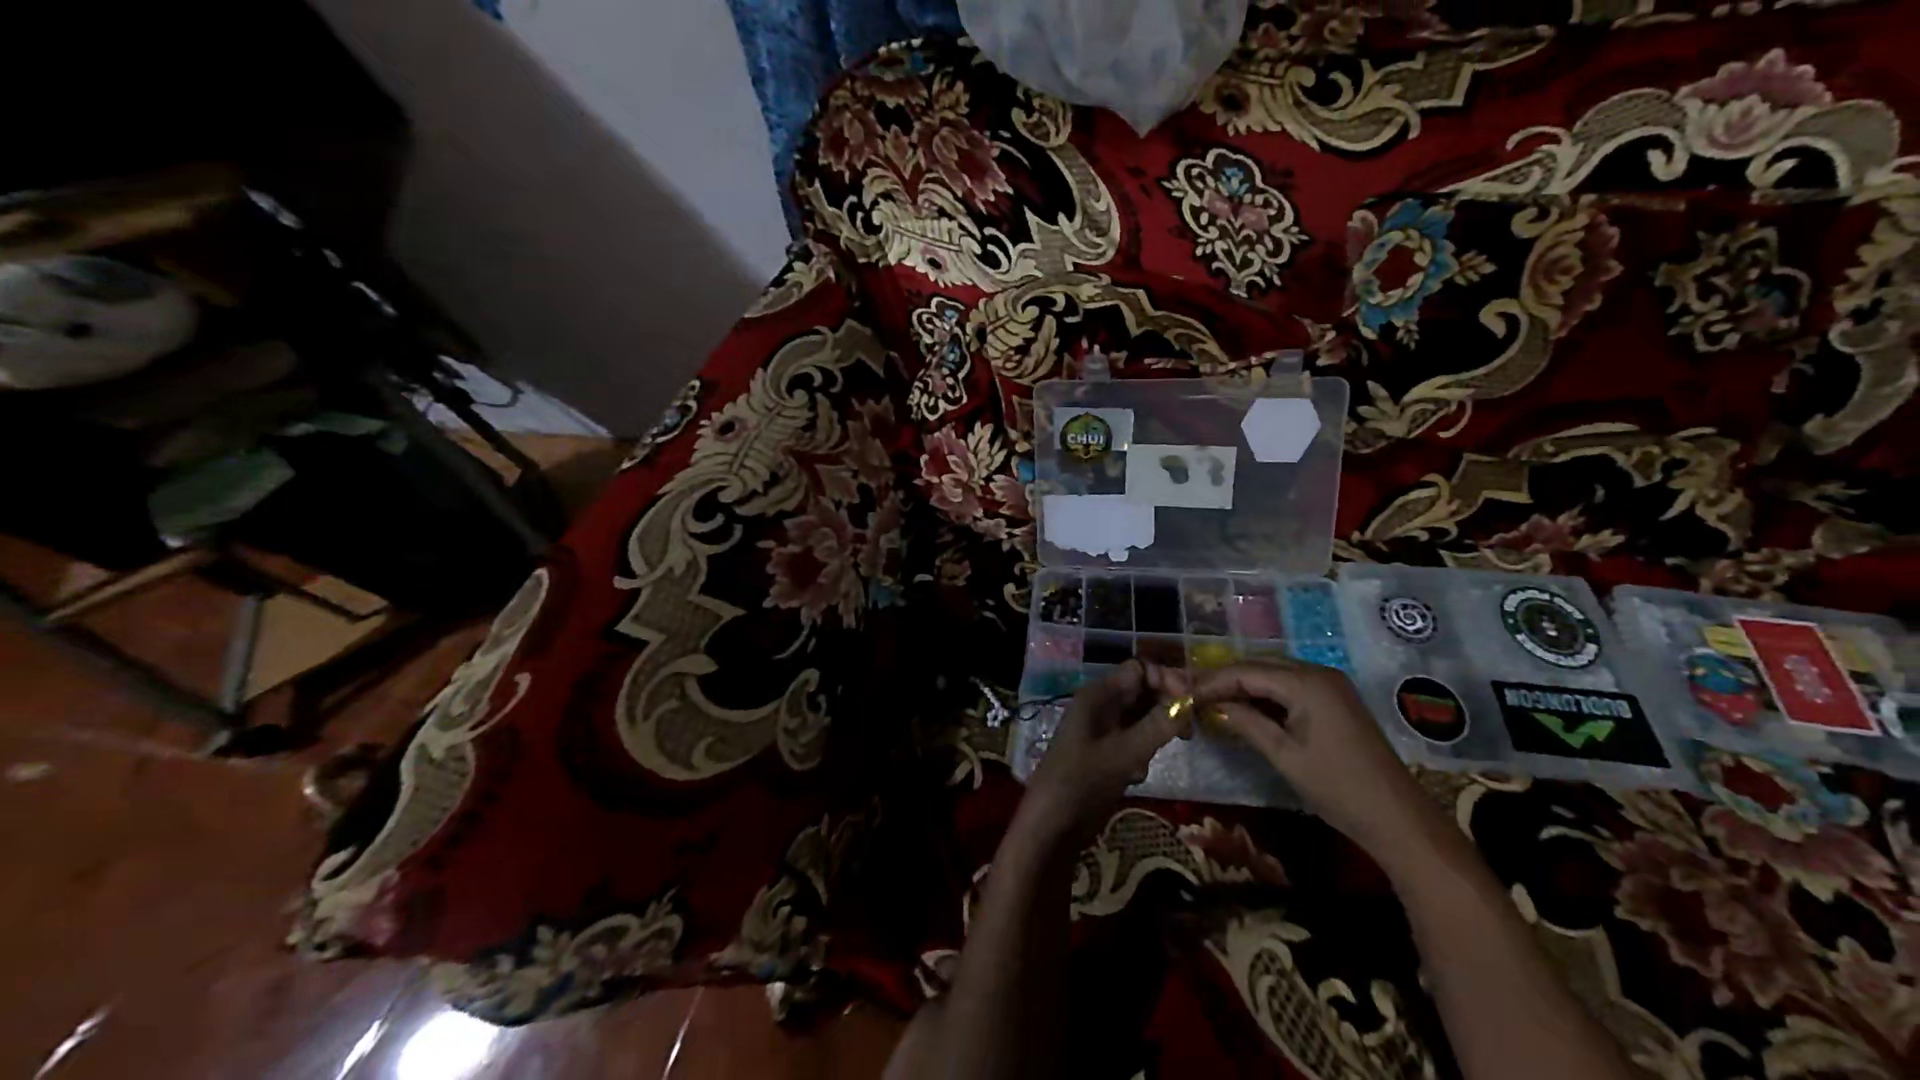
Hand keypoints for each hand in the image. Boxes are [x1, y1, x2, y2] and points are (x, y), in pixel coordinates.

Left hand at [1020, 661, 1187, 850]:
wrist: (1051, 827)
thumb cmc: (1082, 783)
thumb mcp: (1124, 754)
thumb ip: (1157, 726)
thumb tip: (1188, 701)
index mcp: (1097, 696)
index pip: (1138, 669)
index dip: (1166, 679)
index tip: (1191, 702)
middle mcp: (1099, 707)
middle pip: (1142, 691)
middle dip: (1166, 705)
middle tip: (1189, 732)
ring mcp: (1101, 731)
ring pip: (1141, 717)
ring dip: (1157, 731)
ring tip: (1166, 752)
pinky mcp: (1105, 754)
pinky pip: (1134, 741)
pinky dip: (1143, 752)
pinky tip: (1138, 775)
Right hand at [1193, 660, 1431, 857]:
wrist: (1396, 816)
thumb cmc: (1337, 787)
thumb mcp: (1283, 755)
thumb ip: (1245, 722)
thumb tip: (1213, 705)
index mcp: (1306, 683)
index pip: (1246, 671)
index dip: (1212, 681)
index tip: (1183, 694)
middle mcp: (1318, 672)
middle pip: (1260, 666)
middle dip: (1225, 679)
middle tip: (1192, 694)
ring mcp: (1331, 685)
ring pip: (1274, 673)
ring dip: (1244, 685)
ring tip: (1211, 700)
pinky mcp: (1335, 699)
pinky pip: (1291, 686)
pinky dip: (1266, 694)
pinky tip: (1246, 708)